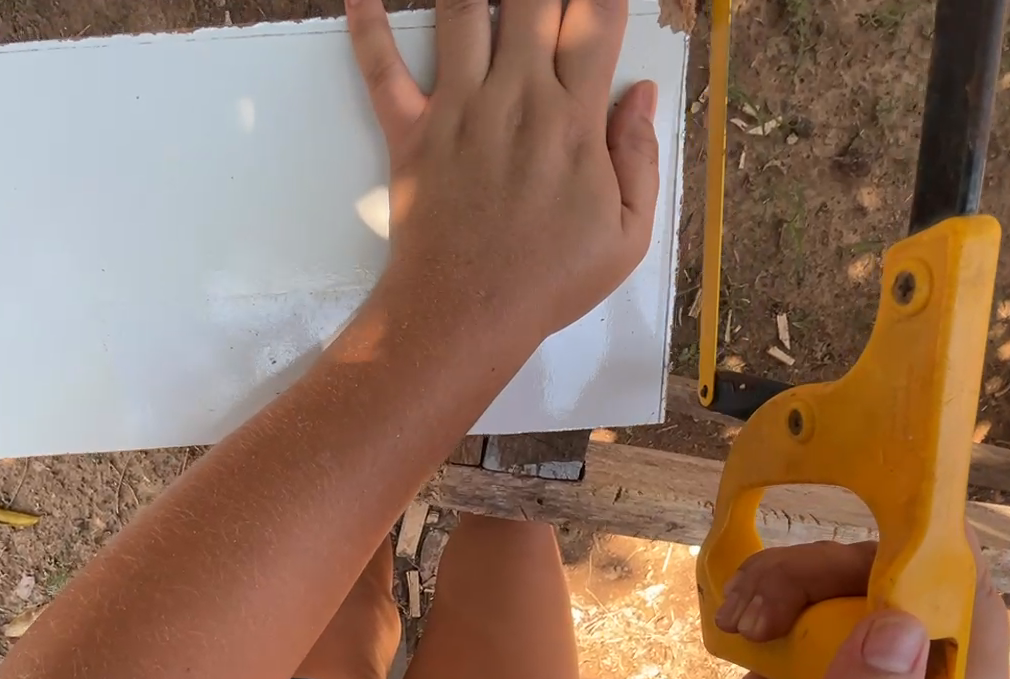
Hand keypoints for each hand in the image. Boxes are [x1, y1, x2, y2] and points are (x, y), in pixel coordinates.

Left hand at [345, 0, 659, 344]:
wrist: (467, 317)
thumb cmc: (548, 284)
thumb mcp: (626, 237)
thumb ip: (641, 159)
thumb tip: (642, 95)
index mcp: (574, 119)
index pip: (596, 16)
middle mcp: (516, 97)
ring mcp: (458, 111)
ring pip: (464, 9)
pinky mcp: (411, 134)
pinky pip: (382, 67)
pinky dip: (368, 23)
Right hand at [711, 539, 1009, 678]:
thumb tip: (899, 628)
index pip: (968, 600)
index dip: (918, 564)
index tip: (854, 561)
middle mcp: (938, 646)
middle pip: (889, 566)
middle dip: (812, 577)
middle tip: (758, 620)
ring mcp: (886, 622)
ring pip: (838, 558)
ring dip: (775, 581)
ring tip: (740, 626)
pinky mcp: (842, 608)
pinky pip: (806, 566)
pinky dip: (762, 580)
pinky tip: (737, 617)